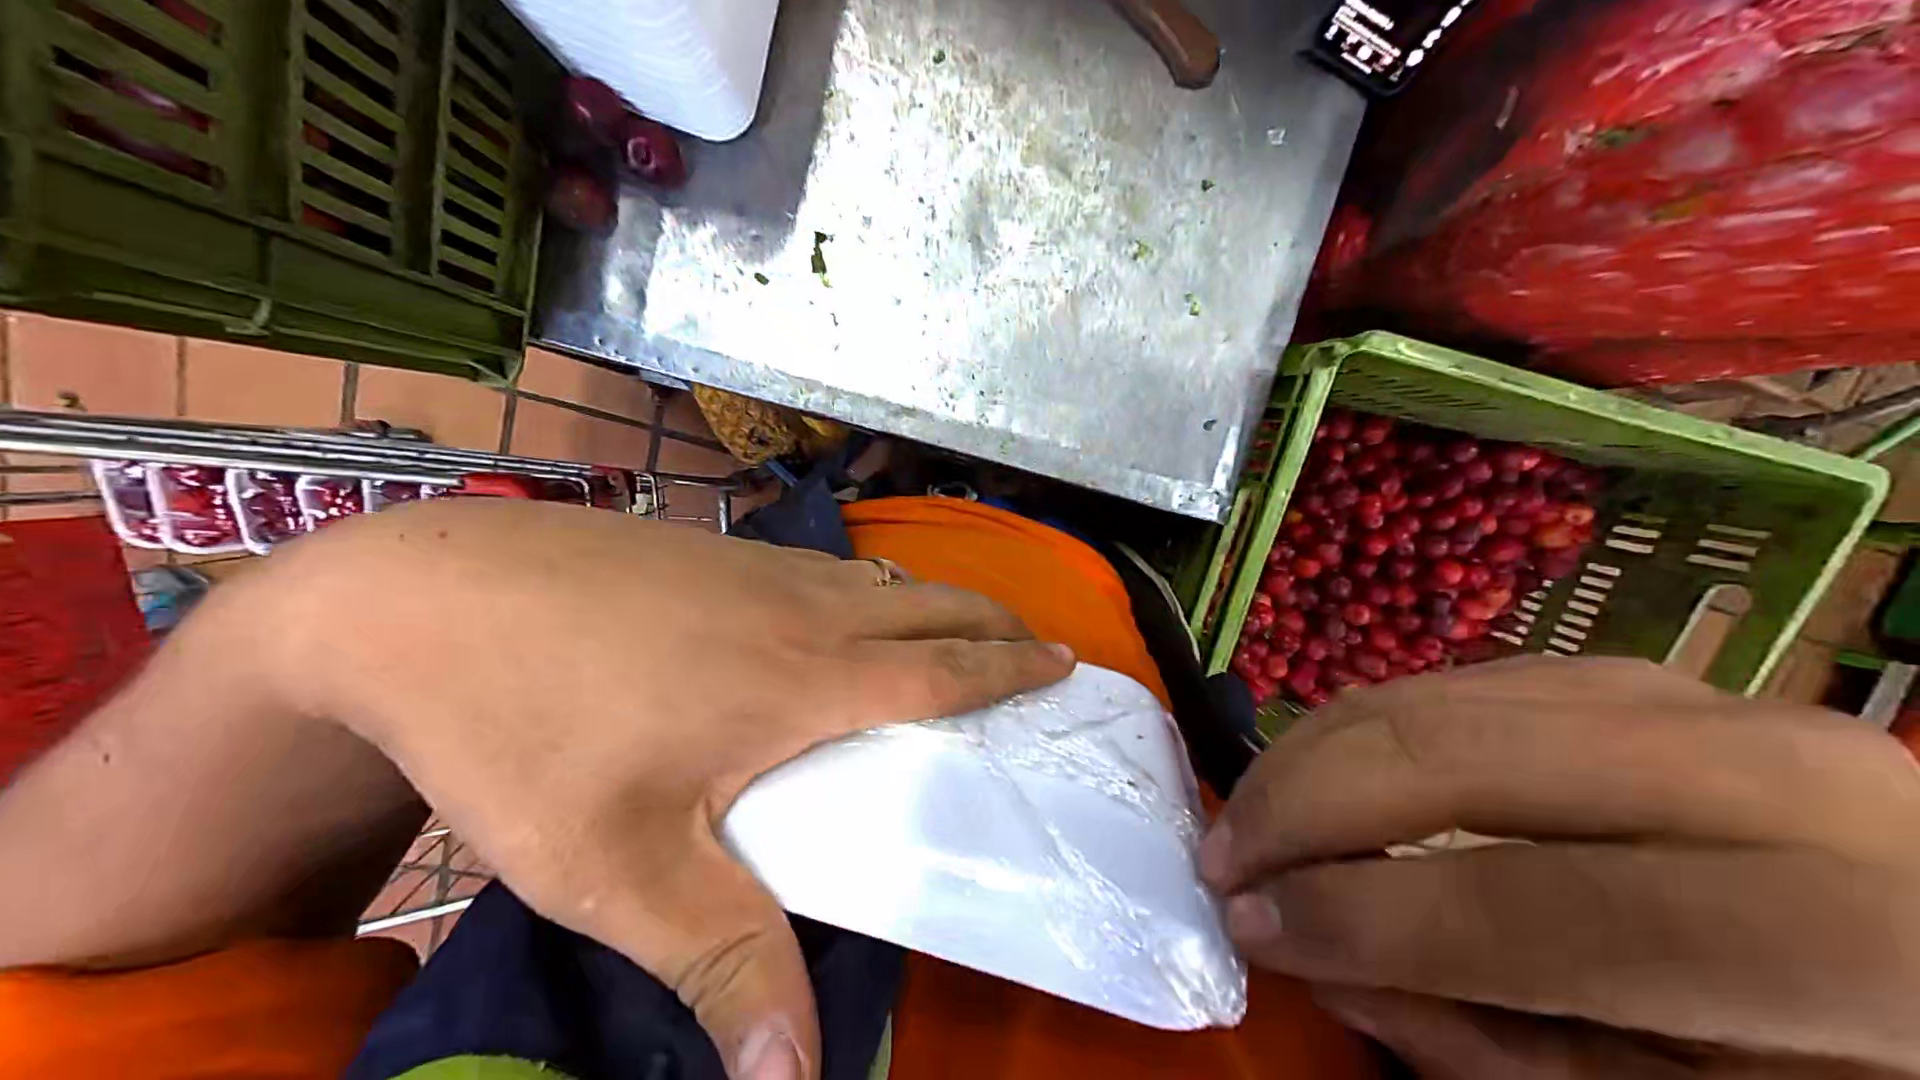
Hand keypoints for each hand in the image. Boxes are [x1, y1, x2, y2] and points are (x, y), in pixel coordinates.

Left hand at [269, 500, 1073, 1079]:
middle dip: (996, 620)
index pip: (946, 668)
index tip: (1065, 661)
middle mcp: (803, 607)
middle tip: (1036, 641)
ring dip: (936, 601)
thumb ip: (722, 959)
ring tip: (960, 627)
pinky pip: (827, 570)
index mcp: (809, 674)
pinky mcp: (713, 553)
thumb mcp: (620, 865)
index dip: (1011, 667)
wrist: (432, 598)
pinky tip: (845, 610)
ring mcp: (756, 569)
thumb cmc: (533, 727)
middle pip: (931, 604)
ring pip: (881, 580)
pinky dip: (872, 589)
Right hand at [1198, 657, 1919, 1077]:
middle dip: (1305, 803)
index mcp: (1844, 934)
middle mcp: (1765, 769)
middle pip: (1456, 756)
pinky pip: (1446, 686)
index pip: (1535, 907)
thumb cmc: (1832, 1073)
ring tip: (1252, 817)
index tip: (1247, 926)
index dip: (1362, 917)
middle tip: (1223, 855)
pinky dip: (1359, 730)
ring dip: (1312, 755)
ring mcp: (1684, 693)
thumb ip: (1488, 1046)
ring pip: (1432, 699)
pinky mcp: (1617, 674)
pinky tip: (1320, 777)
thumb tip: (1315, 957)